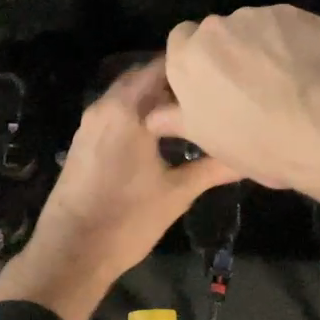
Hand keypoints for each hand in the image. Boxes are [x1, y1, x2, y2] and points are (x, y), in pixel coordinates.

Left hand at [0, 59, 238, 319]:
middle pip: (143, 77)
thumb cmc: (126, 220)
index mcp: (128, 109)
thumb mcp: (177, 193)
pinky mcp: (83, 141)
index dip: (191, 66)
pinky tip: (160, 134)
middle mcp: (105, 106)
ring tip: (190, 111)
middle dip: (174, 81)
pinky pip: (115, 112)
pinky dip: (137, 113)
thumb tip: (250, 157)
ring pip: (128, 95)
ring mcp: (90, 123)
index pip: (162, 66)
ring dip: (154, 98)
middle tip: (209, 92)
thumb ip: (213, 167)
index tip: (218, 74)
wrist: (69, 253)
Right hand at [145, 5, 319, 234]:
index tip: (214, 84)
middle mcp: (218, 28)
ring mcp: (260, 16)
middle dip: (231, 52)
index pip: (180, 41)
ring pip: (255, 27)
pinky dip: (295, 42)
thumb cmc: (259, 142)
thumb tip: (153, 116)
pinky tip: (312, 70)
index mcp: (188, 58)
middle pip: (218, 33)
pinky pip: (288, 26)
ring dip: (264, 46)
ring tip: (289, 81)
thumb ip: (178, 120)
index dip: (198, 61)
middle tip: (253, 87)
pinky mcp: (297, 13)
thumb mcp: (210, 142)